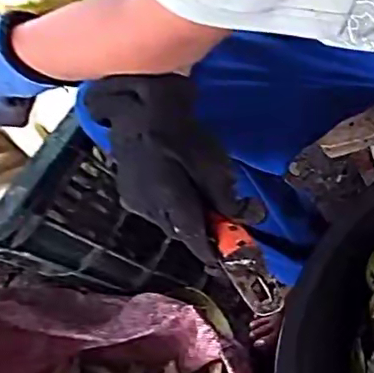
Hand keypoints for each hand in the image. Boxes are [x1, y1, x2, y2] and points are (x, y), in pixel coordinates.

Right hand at [81, 75, 258, 265]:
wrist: (142, 109)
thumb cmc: (183, 135)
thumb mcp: (215, 166)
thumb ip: (227, 198)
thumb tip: (244, 220)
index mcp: (169, 202)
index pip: (194, 240)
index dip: (213, 253)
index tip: (227, 263)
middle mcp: (147, 209)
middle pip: (182, 234)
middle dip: (205, 235)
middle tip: (226, 229)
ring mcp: (134, 202)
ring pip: (170, 224)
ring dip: (191, 222)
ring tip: (210, 209)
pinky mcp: (129, 194)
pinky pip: (158, 212)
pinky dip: (177, 210)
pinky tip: (189, 196)